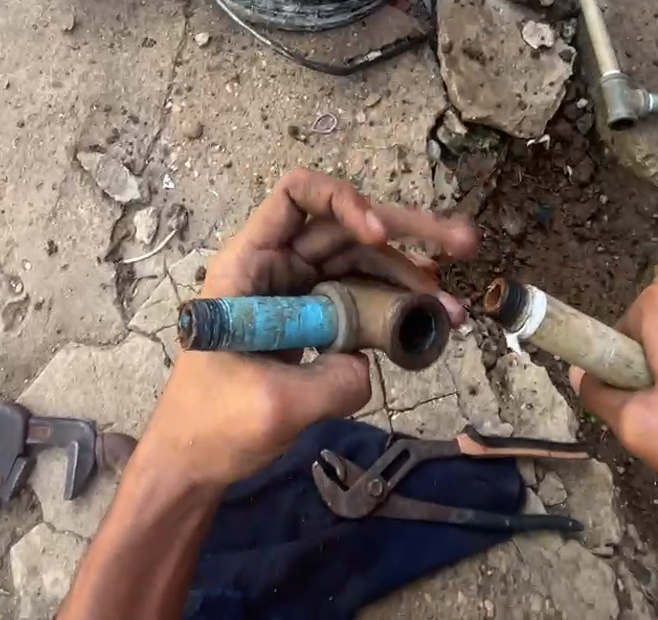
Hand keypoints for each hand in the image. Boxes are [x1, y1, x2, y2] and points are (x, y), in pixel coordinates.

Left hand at [135, 169, 477, 489]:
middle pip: (345, 226)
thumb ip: (331, 382)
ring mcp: (300, 291)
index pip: (295, 196)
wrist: (195, 460)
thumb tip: (369, 363)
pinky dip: (399, 309)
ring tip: (454, 311)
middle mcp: (278, 265)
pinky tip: (434, 323)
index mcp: (250, 262)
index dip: (341, 201)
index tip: (379, 236)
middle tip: (462, 241)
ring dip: (411, 279)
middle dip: (405, 230)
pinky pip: (364, 300)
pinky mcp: (318, 320)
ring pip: (363, 263)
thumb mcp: (271, 406)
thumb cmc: (210, 424)